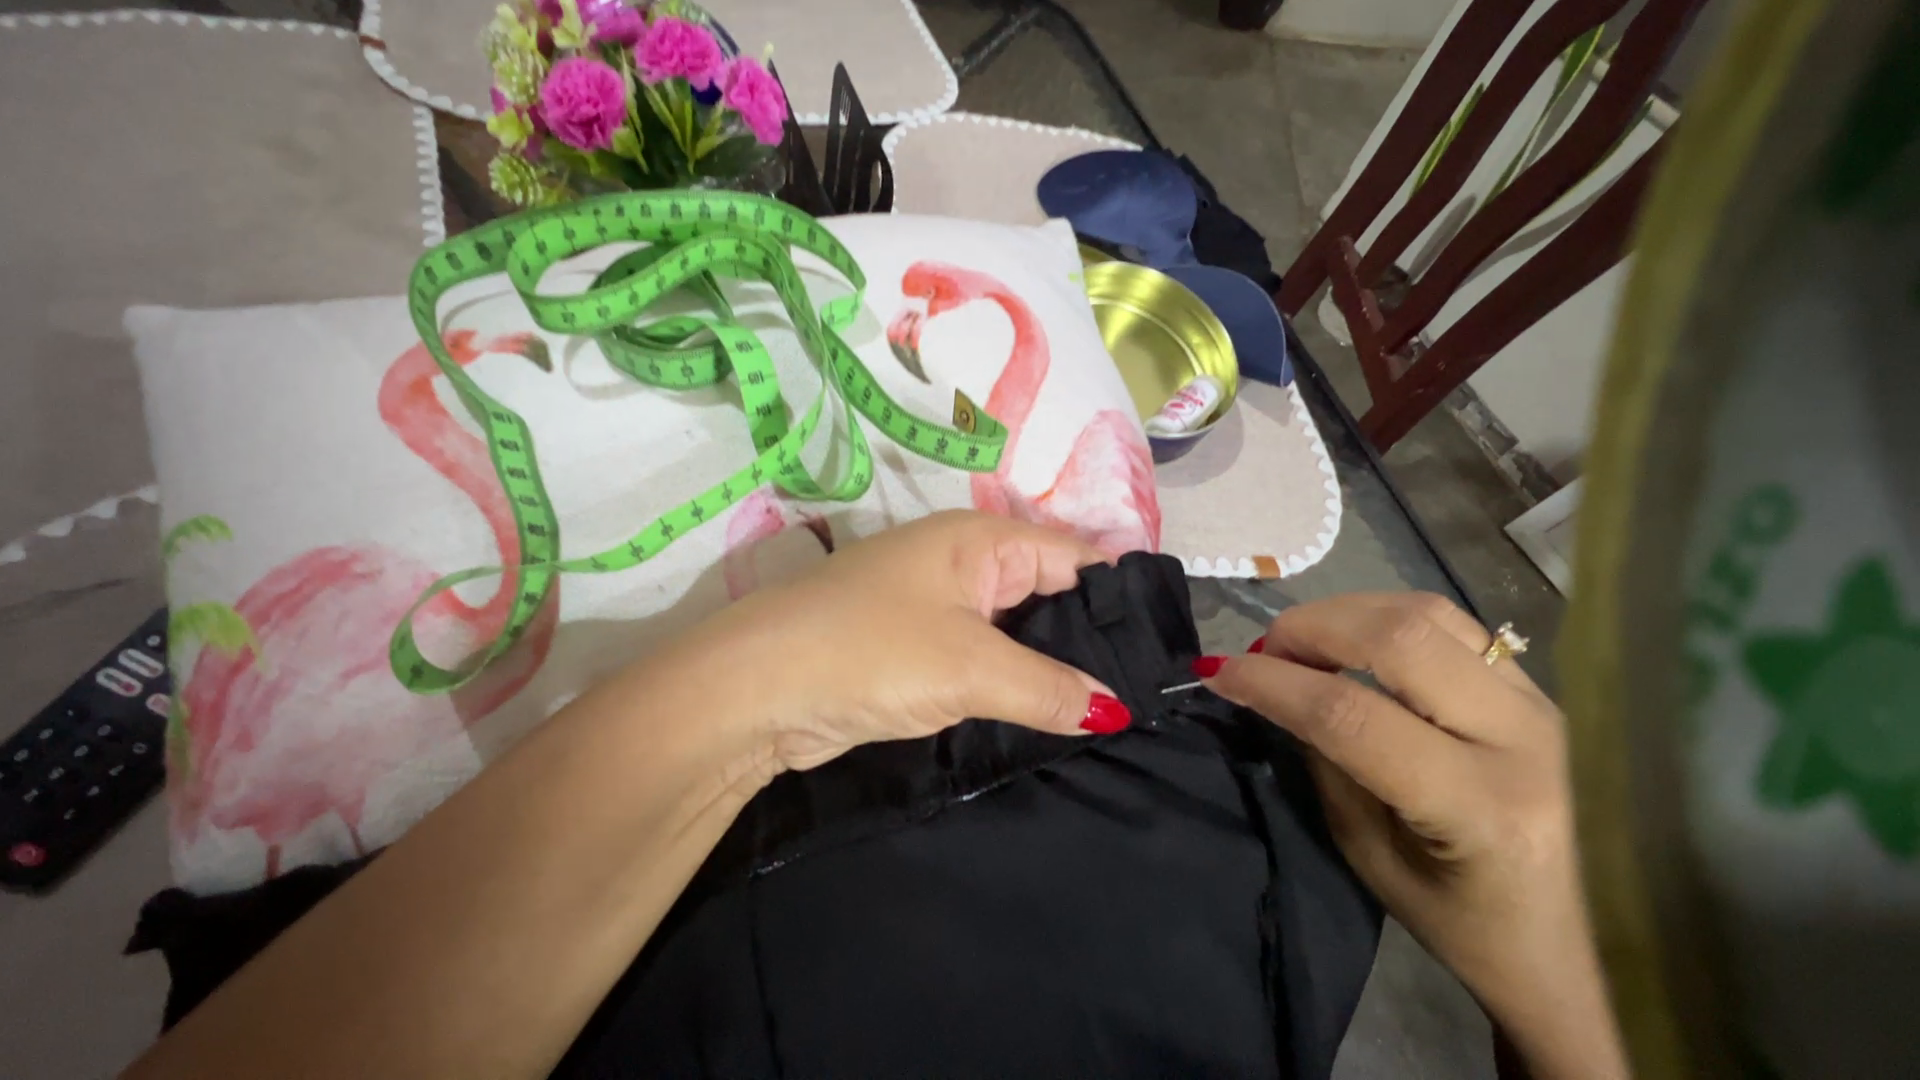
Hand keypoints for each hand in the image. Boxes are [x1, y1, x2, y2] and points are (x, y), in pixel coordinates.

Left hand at [678, 510, 1129, 774]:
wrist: (753, 692)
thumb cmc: (869, 653)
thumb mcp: (969, 668)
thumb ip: (1048, 687)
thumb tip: (1114, 708)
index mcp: (981, 539)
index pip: (1077, 558)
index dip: (1122, 602)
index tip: (1168, 655)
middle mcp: (963, 563)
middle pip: (1049, 594)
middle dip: (1091, 642)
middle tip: (1149, 696)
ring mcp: (937, 607)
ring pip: (1017, 634)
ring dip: (1051, 670)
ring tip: (1113, 714)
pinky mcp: (916, 651)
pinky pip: (984, 661)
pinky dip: (1013, 686)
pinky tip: (1049, 718)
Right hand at [1199, 594, 1627, 1079]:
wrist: (1588, 949)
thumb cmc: (1470, 928)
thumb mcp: (1375, 860)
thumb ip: (1327, 766)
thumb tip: (1277, 694)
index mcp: (1481, 807)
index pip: (1352, 715)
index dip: (1273, 685)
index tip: (1219, 673)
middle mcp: (1523, 739)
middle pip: (1399, 637)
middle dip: (1310, 629)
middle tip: (1264, 651)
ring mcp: (1544, 705)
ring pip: (1430, 614)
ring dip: (1347, 613)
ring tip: (1303, 642)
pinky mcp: (1543, 690)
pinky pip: (1455, 625)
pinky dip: (1387, 619)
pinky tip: (1357, 643)